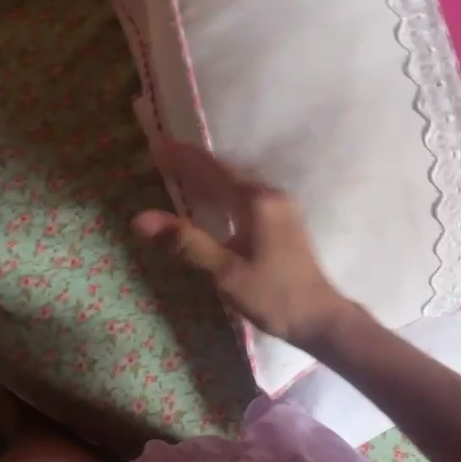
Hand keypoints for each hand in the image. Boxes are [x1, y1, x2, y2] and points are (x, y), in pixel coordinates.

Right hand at [131, 141, 356, 351]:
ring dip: (206, 173)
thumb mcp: (224, 272)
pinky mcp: (281, 219)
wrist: (320, 319)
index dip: (182, 157)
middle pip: (224, 171)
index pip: (212, 170)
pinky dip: (220, 188)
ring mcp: (279, 206)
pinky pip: (243, 193)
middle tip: (161, 152)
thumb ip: (185, 242)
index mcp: (256, 202)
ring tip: (178, 168)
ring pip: (235, 181)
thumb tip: (140, 218)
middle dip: (192, 161)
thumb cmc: (272, 296)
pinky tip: (209, 195)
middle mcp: (270, 195)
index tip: (157, 142)